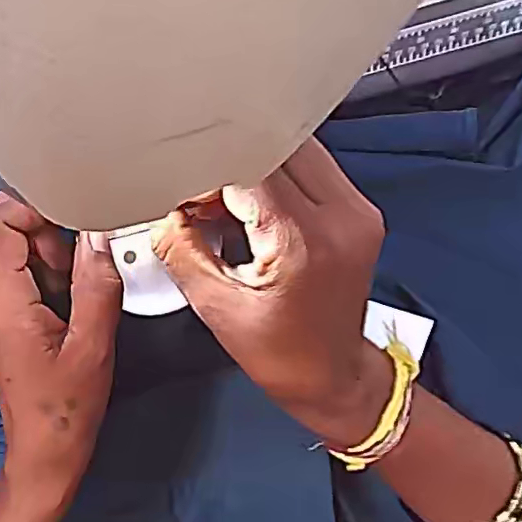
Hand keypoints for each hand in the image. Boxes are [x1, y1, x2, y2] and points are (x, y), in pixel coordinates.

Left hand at [0, 194, 123, 503]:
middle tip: (62, 240)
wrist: (43, 448)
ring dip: (26, 238)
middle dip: (21, 214)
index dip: (33, 208)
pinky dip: (29, 261)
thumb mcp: (92, 346)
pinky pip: (2, 267)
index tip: (71, 224)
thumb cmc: (66, 408)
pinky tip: (61, 287)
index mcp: (3, 302)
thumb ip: (96, 286)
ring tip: (65, 268)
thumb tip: (100, 235)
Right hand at [152, 139, 390, 447]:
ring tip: (225, 203)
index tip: (183, 195)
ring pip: (295, 150)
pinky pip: (311, 168)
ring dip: (252, 165)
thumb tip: (164, 214)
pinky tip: (251, 206)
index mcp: (302, 241)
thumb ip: (182, 251)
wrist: (333, 375)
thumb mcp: (217, 307)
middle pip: (276, 146)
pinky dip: (275, 176)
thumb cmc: (283, 354)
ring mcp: (356, 210)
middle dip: (229, 162)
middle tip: (202, 197)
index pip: (248, 169)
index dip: (207, 173)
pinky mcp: (358, 211)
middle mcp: (341, 216)